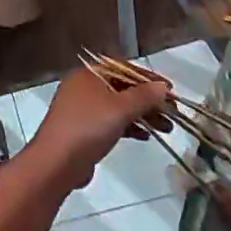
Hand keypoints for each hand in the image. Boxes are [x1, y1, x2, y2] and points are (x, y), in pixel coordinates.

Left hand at [30, 67, 171, 187]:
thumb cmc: (89, 127)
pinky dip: (128, 126)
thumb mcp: (120, 109)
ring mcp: (82, 108)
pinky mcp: (83, 129)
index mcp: (88, 74)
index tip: (171, 91)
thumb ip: (143, 96)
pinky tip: (145, 137)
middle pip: (121, 88)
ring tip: (167, 128)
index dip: (148, 78)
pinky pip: (110, 122)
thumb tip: (162, 85)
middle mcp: (83, 87)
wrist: (57, 161)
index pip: (122, 68)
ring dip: (142, 115)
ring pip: (117, 107)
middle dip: (148, 100)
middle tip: (173, 113)